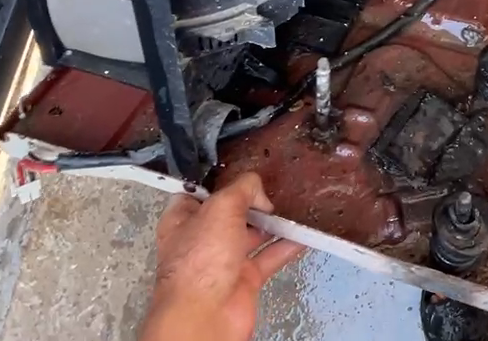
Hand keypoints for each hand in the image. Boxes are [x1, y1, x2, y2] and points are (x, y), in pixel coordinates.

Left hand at [139, 173, 304, 340]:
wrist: (206, 317)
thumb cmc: (199, 263)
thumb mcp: (222, 206)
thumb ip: (244, 188)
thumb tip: (260, 193)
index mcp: (183, 221)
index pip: (198, 193)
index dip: (218, 181)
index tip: (240, 170)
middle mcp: (202, 240)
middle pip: (231, 212)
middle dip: (252, 201)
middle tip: (272, 188)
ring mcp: (224, 262)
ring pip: (254, 234)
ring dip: (273, 222)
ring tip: (293, 206)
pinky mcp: (245, 280)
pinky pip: (271, 256)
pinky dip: (288, 245)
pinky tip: (303, 234)